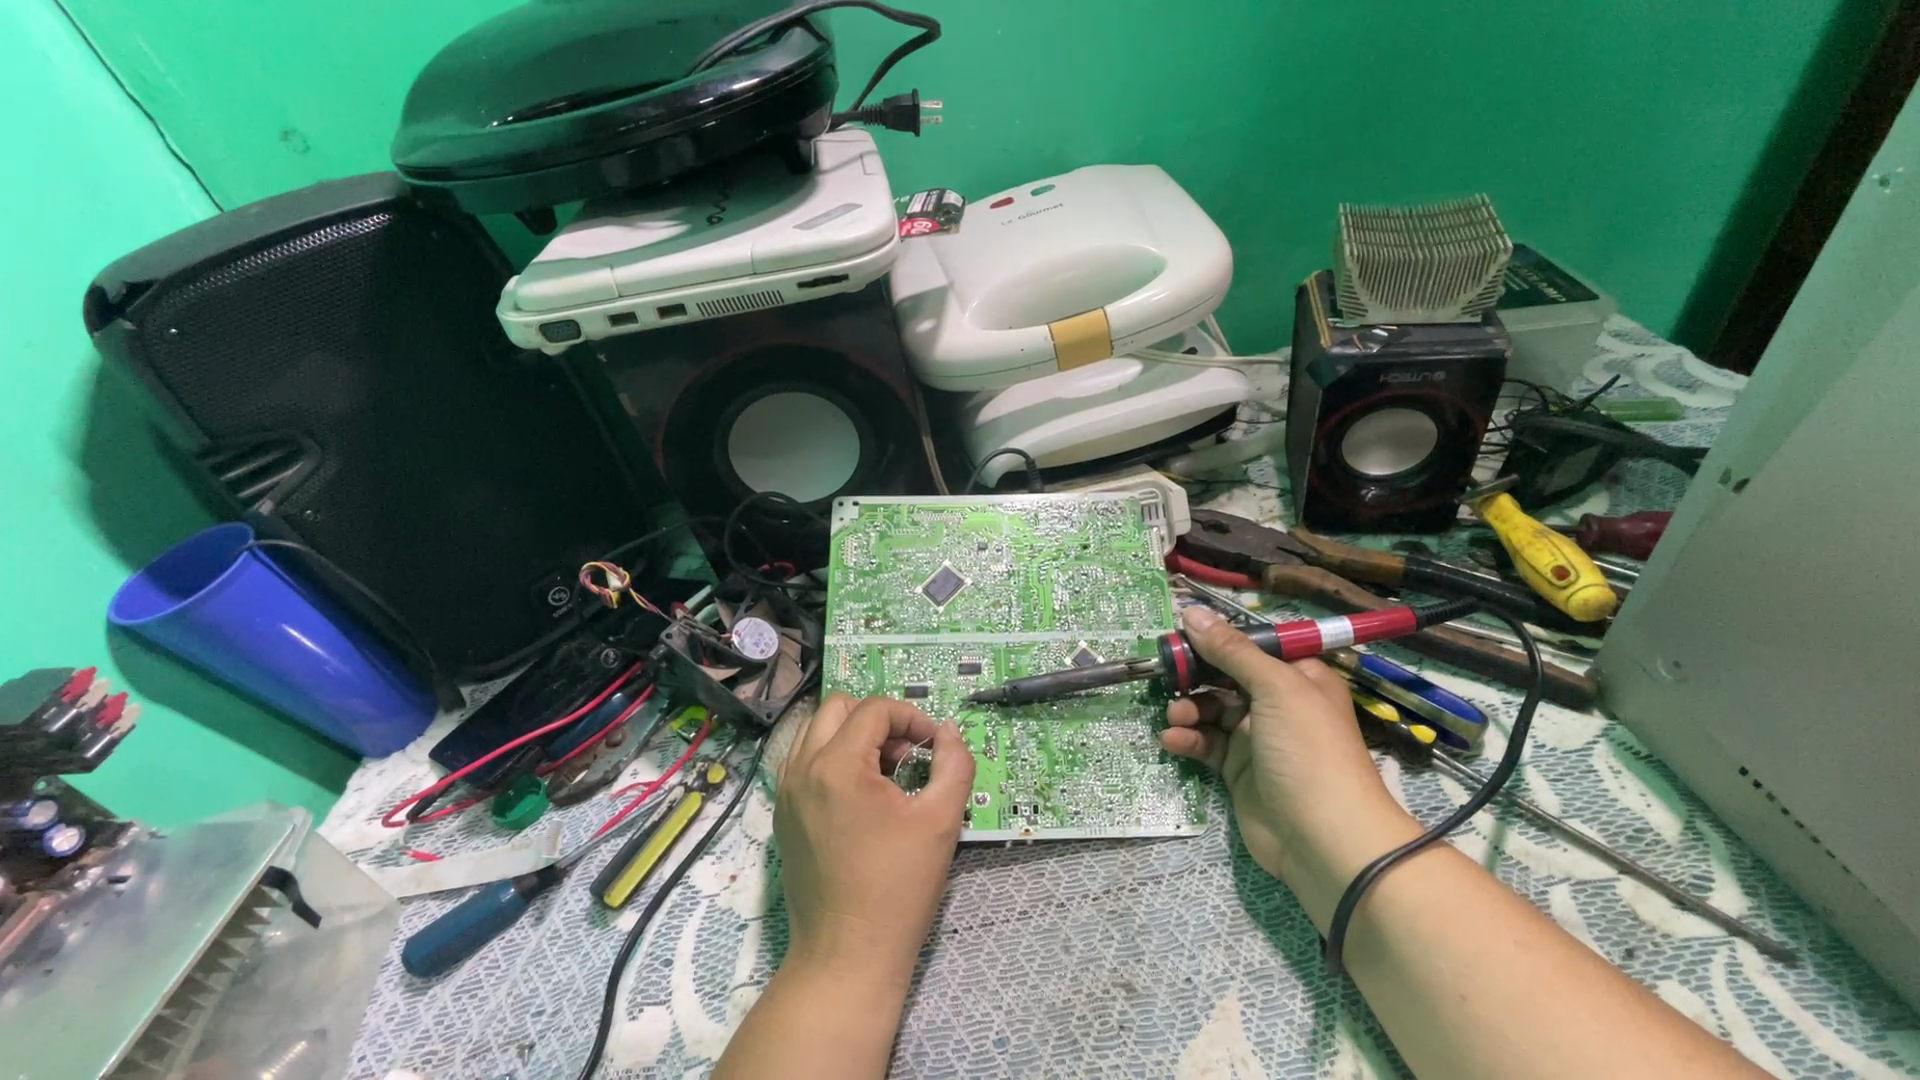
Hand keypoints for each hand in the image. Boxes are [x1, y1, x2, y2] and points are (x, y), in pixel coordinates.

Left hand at [775, 693, 975, 986]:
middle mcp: (801, 769)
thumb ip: (953, 764)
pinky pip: (803, 762)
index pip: (874, 709)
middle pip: (837, 708)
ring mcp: (785, 792)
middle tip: (907, 756)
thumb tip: (948, 732)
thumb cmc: (898, 887)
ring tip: (884, 775)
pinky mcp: (782, 815)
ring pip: (815, 732)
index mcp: (837, 765)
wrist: (846, 954)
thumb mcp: (941, 821)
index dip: (911, 717)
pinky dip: (832, 760)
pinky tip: (860, 799)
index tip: (934, 746)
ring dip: (852, 736)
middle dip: (878, 720)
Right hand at [1161, 606, 1421, 926]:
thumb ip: (1231, 650)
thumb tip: (1192, 611)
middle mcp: (1279, 703)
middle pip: (1227, 675)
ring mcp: (1258, 738)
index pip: (1255, 645)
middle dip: (1196, 673)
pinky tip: (1173, 740)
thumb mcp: (1275, 688)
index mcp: (1299, 678)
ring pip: (1212, 709)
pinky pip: (1206, 743)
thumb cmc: (1307, 750)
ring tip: (1175, 715)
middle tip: (1166, 672)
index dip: (1219, 638)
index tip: (1182, 633)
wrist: (1324, 839)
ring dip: (1189, 708)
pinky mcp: (1238, 770)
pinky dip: (1188, 738)